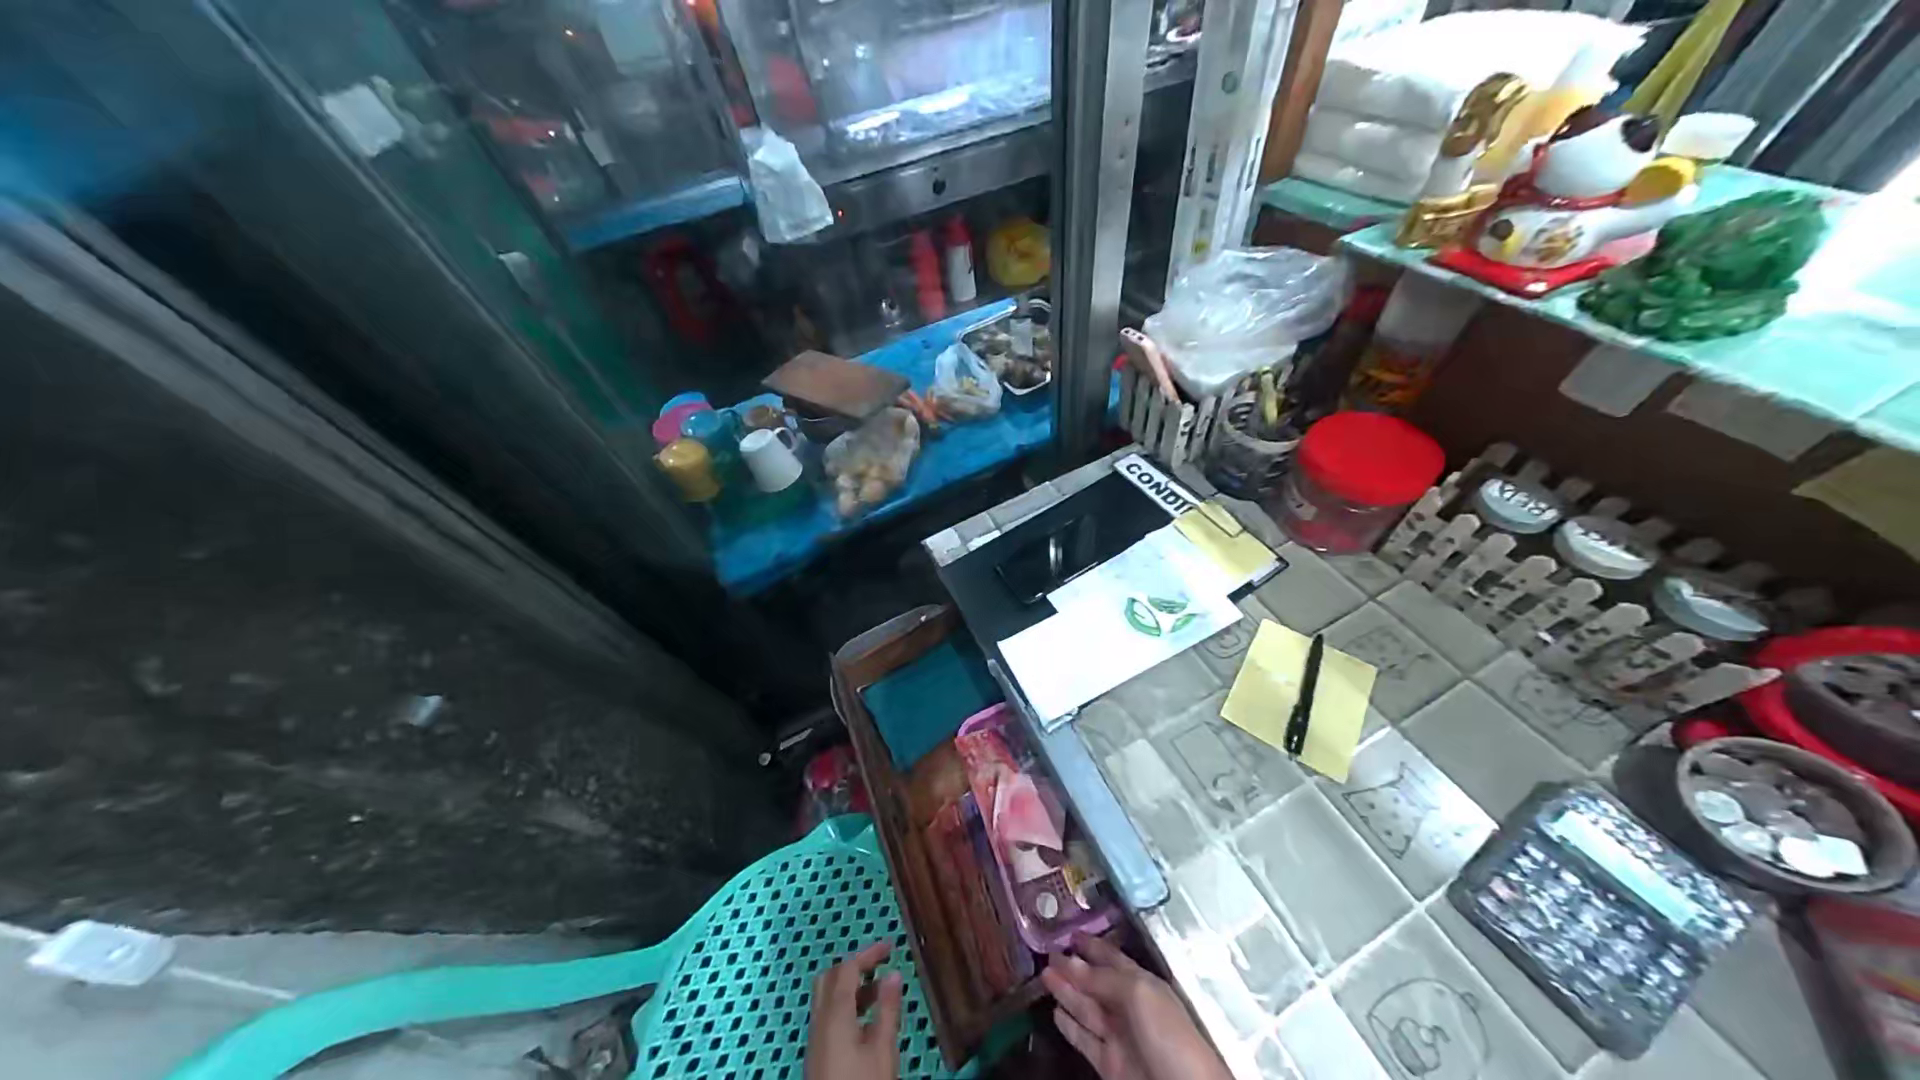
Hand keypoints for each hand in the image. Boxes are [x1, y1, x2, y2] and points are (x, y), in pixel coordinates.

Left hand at [805, 941, 904, 1079]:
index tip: (890, 947)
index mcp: (834, 1013)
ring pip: (827, 998)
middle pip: (830, 978)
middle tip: (880, 964)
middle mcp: (819, 1020)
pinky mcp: (817, 1055)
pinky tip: (867, 1021)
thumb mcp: (882, 1050)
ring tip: (880, 991)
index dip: (868, 954)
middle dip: (855, 966)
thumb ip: (887, 1009)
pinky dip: (846, 1006)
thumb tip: (893, 975)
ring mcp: (816, 1038)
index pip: (847, 968)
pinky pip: (828, 1016)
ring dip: (851, 987)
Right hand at [1042, 936, 1231, 1079]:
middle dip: (1073, 968)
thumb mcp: (1139, 995)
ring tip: (1043, 975)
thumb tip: (1070, 961)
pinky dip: (1069, 1026)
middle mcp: (1129, 1007)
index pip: (1112, 958)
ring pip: (1086, 1009)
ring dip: (1066, 992)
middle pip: (1095, 983)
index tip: (1069, 932)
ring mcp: (1118, 1037)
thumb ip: (1103, 979)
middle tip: (1047, 953)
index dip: (1092, 945)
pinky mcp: (1108, 1065)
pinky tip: (1055, 1012)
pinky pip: (1085, 1040)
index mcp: (1142, 985)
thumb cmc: (1168, 1037)